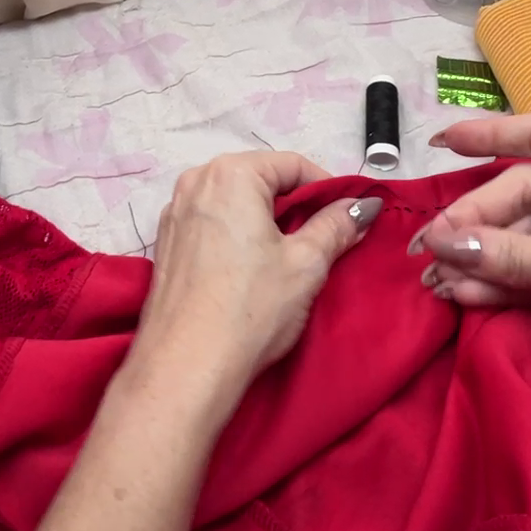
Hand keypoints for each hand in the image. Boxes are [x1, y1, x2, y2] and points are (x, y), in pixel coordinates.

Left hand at [129, 152, 382, 395]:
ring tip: (293, 254)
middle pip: (260, 179)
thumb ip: (336, 226)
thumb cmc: (251, 308)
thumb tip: (362, 207)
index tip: (349, 215)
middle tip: (326, 236)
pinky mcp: (167, 241)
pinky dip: (239, 233)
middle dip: (296, 203)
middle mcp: (196, 180)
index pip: (291, 164)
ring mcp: (176, 210)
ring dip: (267, 219)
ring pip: (235, 200)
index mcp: (230, 173)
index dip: (327, 188)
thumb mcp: (306, 263)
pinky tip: (254, 267)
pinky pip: (213, 221)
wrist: (186, 365)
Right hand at [414, 114, 530, 421]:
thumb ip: (505, 253)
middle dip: (473, 224)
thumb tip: (441, 242)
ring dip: (481, 259)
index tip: (441, 143)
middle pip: (519, 196)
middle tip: (428, 251)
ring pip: (523, 238)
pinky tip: (465, 296)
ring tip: (435, 281)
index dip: (486, 135)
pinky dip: (502, 283)